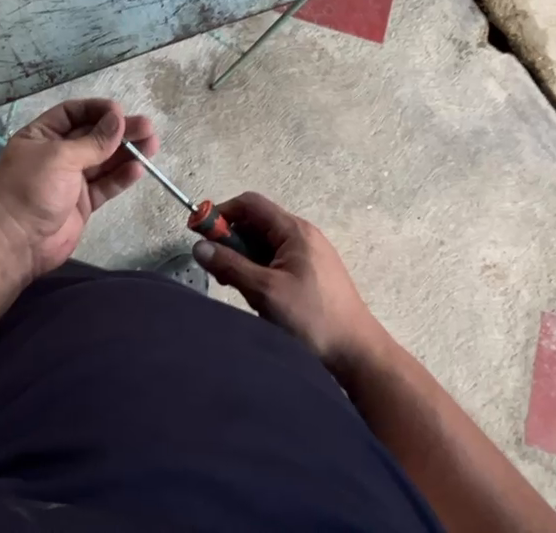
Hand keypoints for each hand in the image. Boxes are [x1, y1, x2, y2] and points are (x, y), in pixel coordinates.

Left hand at [0, 99, 157, 278]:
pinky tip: (138, 169)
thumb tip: (119, 119)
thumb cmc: (30, 190)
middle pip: (92, 136)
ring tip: (152, 144)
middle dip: (119, 131)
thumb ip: (93, 141)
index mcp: (41, 136)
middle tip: (147, 127)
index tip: (120, 112)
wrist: (16, 244)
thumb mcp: (60, 158)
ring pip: (103, 160)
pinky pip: (105, 185)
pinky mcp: (82, 202)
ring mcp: (70, 179)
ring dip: (126, 152)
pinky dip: (121, 176)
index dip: (96, 110)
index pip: (72, 113)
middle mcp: (56, 154)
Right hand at [193, 193, 388, 374]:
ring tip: (236, 285)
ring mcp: (309, 254)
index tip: (199, 234)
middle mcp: (302, 234)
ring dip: (244, 259)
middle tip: (217, 268)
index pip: (250, 204)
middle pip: (256, 223)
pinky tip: (256, 295)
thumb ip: (230, 265)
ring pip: (264, 244)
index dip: (221, 214)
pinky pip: (276, 260)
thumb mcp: (265, 291)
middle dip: (231, 241)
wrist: (357, 352)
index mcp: (294, 230)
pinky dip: (259, 269)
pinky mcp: (311, 273)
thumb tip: (198, 246)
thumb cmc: (312, 318)